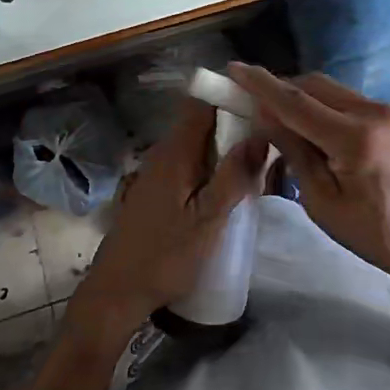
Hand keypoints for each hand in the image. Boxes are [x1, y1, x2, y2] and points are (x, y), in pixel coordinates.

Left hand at [66, 100, 268, 345]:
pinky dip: (208, 168)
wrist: (119, 290)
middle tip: (269, 142)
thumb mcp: (209, 219)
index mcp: (175, 152)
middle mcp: (161, 154)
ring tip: (256, 165)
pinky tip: (227, 189)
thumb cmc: (166, 256)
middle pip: (200, 124)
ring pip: (195, 146)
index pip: (202, 104)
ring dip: (222, 150)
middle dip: (233, 126)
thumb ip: (234, 175)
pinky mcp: (153, 191)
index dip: (231, 98)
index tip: (264, 108)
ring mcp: (154, 172)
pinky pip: (187, 165)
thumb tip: (261, 134)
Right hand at [227, 64, 389, 287]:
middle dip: (279, 88)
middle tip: (249, 99)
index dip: (261, 84)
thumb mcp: (321, 201)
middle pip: (313, 86)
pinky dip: (322, 105)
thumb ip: (293, 151)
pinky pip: (346, 100)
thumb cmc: (373, 234)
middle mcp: (374, 112)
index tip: (233, 68)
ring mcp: (388, 110)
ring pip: (330, 89)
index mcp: (355, 139)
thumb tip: (264, 114)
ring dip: (301, 97)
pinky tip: (310, 125)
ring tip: (277, 117)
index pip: (296, 102)